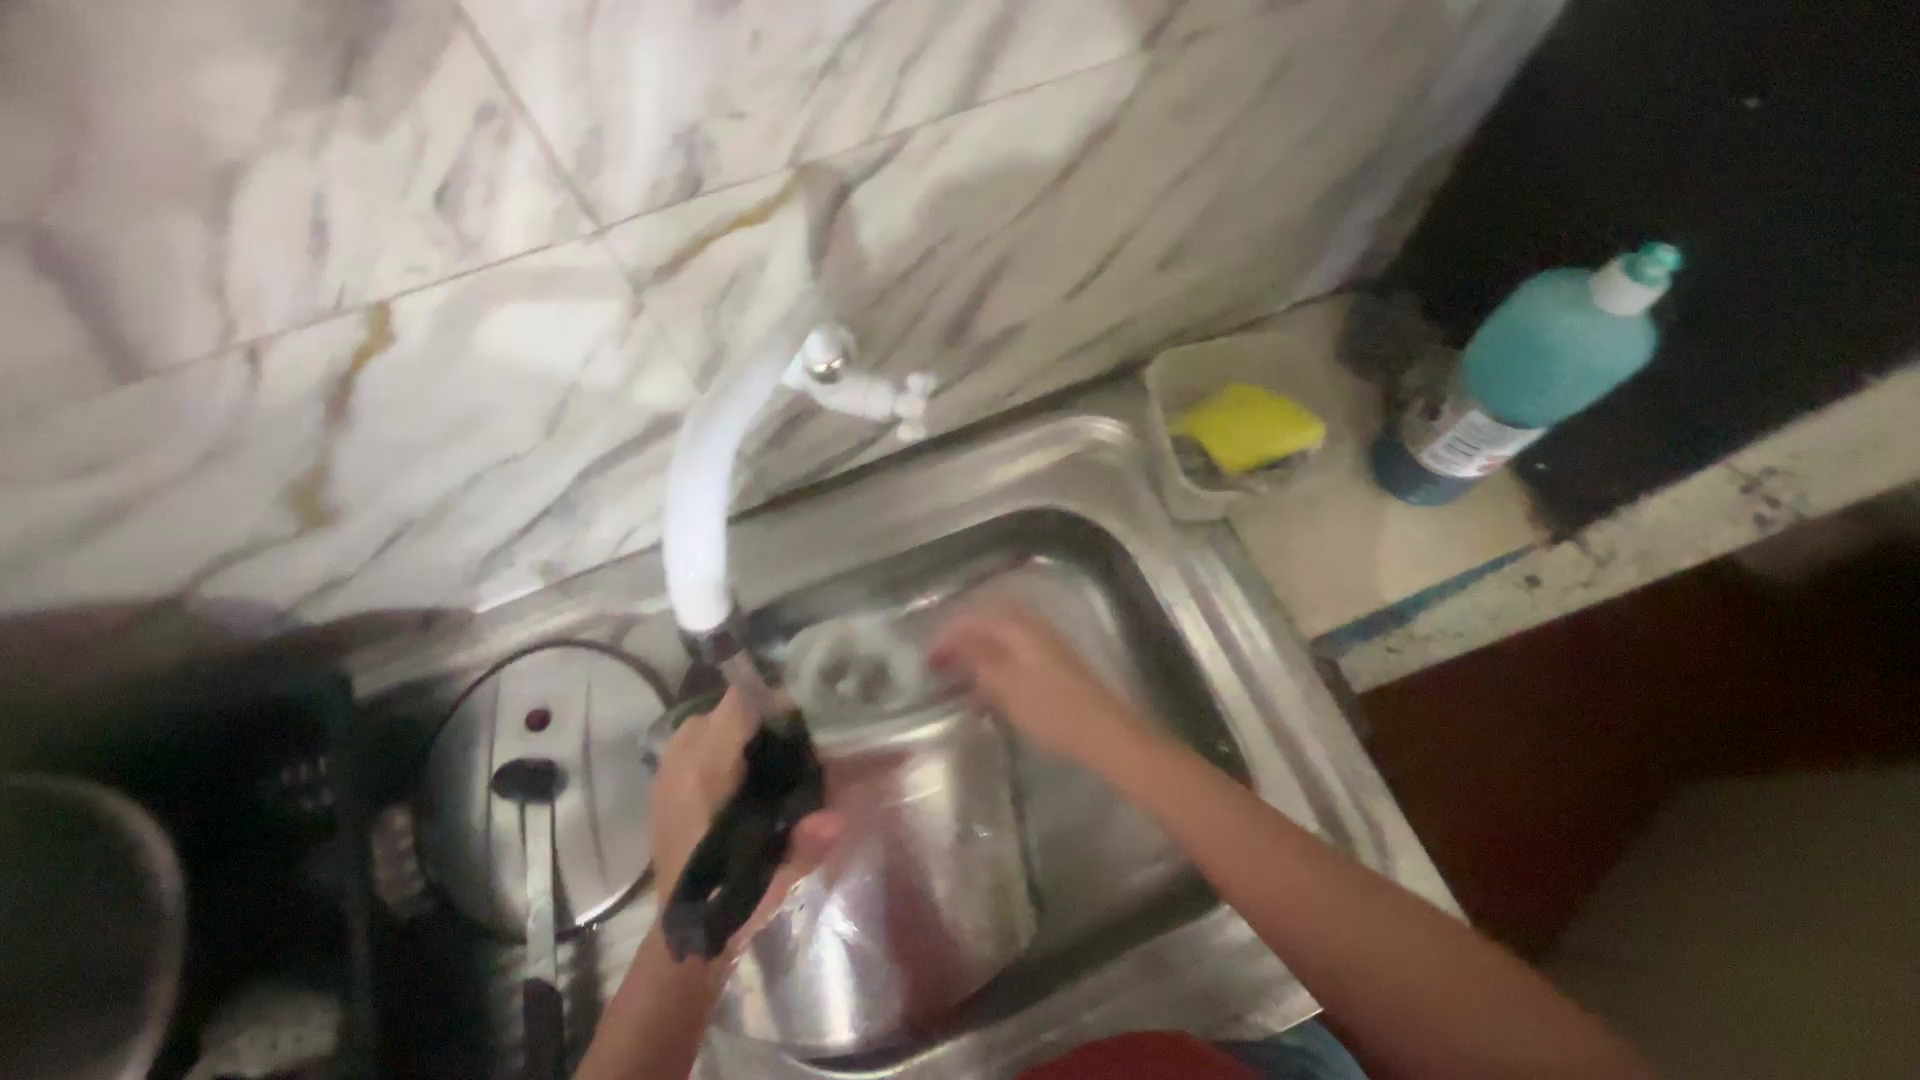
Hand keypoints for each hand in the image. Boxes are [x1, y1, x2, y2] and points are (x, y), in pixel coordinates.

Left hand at [650, 688, 842, 959]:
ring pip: (709, 722)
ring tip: (771, 757)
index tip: (807, 716)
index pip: (738, 703)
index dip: (776, 701)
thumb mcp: (777, 875)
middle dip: (762, 718)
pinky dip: (720, 745)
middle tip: (797, 743)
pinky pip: (694, 742)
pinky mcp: (662, 783)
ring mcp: (666, 770)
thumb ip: (807, 843)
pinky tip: (744, 773)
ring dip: (740, 731)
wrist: (684, 932)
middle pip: (727, 707)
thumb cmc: (731, 898)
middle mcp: (681, 761)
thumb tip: (836, 817)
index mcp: (705, 773)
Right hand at [929, 600, 1152, 764]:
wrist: (1103, 733)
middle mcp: (1033, 628)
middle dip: (961, 637)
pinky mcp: (1053, 664)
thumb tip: (951, 637)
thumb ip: (977, 656)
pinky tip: (987, 689)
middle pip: (989, 620)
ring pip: (1001, 637)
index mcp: (1020, 627)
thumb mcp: (1006, 684)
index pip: (974, 617)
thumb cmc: (1051, 710)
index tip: (927, 659)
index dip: (947, 634)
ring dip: (977, 651)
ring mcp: (1046, 645)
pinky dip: (994, 664)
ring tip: (957, 675)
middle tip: (938, 661)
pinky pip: (1014, 652)